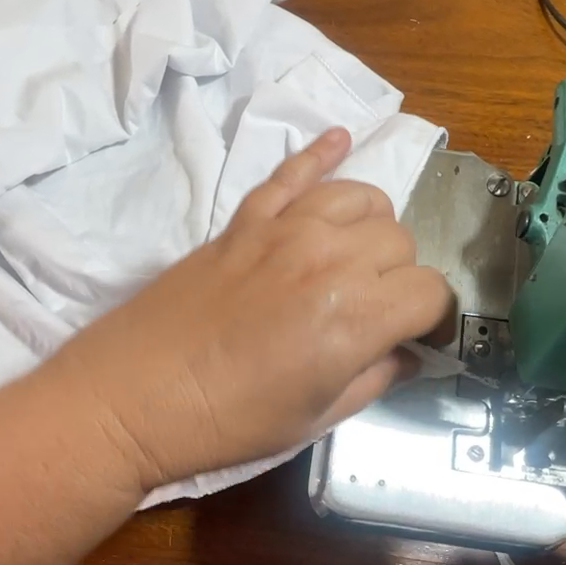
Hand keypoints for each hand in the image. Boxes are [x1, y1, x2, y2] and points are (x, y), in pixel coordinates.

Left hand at [50, 127, 452, 490]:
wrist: (133, 398)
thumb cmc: (228, 423)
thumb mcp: (316, 419)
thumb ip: (375, 378)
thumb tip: (406, 352)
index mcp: (355, 317)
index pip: (431, 292)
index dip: (432, 318)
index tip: (417, 336)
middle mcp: (329, 258)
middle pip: (400, 240)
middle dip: (400, 276)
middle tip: (375, 310)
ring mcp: (283, 230)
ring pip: (361, 197)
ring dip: (371, 226)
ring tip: (357, 258)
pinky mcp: (243, 220)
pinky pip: (293, 172)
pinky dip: (320, 154)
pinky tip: (341, 140)